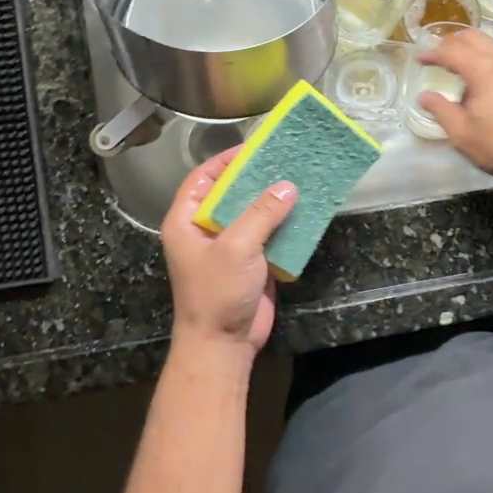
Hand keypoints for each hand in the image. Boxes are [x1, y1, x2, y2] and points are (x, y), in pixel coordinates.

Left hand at [160, 146, 297, 352]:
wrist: (224, 345)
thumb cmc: (217, 293)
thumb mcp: (237, 247)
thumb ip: (261, 214)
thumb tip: (287, 186)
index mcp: (186, 221)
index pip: (202, 178)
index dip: (226, 161)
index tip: (254, 148)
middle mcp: (205, 230)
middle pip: (230, 193)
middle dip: (256, 177)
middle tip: (284, 159)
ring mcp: (229, 246)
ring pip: (252, 213)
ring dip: (274, 199)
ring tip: (300, 178)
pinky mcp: (251, 262)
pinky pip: (268, 234)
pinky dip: (285, 222)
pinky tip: (305, 209)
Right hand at [417, 28, 492, 179]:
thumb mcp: (463, 133)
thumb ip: (441, 110)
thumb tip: (425, 96)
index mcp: (483, 70)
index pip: (451, 52)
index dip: (432, 53)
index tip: (418, 58)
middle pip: (472, 37)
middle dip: (450, 42)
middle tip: (435, 56)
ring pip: (488, 44)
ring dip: (469, 48)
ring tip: (455, 65)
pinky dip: (484, 56)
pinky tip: (480, 77)